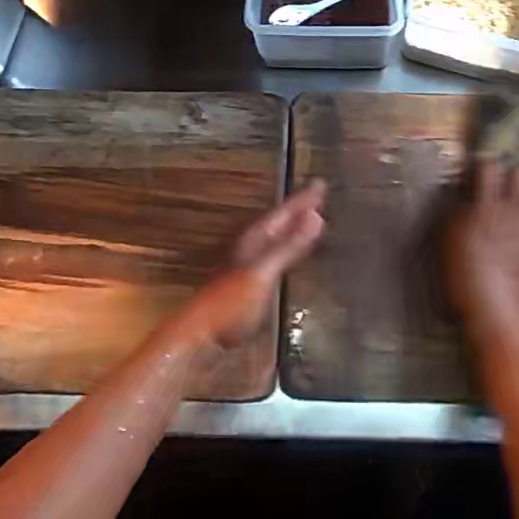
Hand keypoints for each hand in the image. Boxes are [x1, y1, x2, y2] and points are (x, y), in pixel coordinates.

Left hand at [169, 179, 326, 347]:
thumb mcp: (263, 272)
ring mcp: (247, 266)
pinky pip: (273, 256)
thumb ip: (289, 246)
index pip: (282, 213)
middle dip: (298, 209)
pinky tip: (289, 257)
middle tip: (317, 196)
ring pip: (275, 238)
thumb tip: (316, 217)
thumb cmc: (228, 305)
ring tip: (308, 220)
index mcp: (253, 241)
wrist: (199, 335)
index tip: (320, 183)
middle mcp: (249, 249)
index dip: (302, 199)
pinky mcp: (248, 285)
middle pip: (278, 222)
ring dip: (292, 228)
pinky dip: (286, 250)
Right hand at [444, 160, 518, 335]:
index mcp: (486, 202)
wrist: (494, 304)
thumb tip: (469, 196)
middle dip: (518, 178)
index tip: (484, 166)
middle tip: (510, 190)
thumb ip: (462, 209)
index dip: (486, 163)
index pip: (489, 167)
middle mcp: (515, 207)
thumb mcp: (449, 234)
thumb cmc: (461, 271)